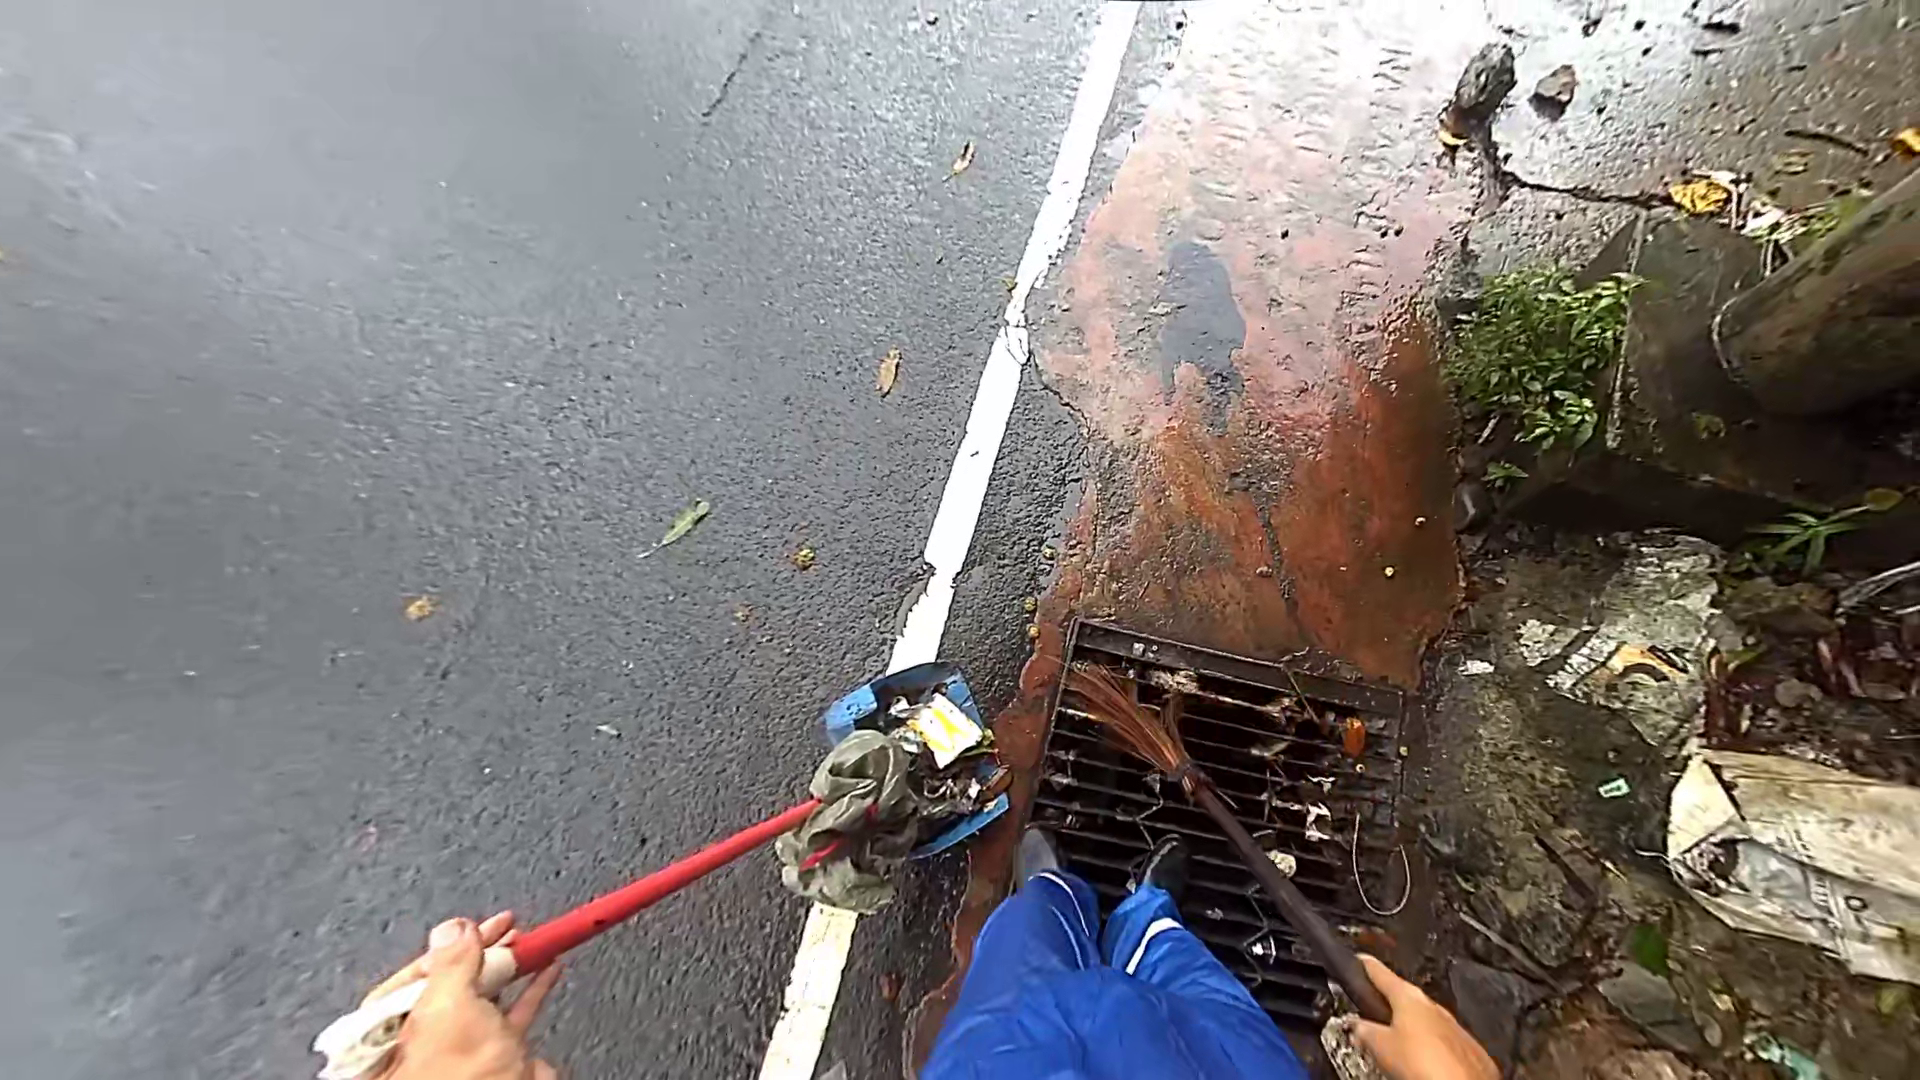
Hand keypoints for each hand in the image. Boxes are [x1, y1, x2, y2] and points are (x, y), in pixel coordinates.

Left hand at [364, 912, 562, 1079]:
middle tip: (503, 928)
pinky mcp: (497, 1061)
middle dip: (479, 954)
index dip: (440, 953)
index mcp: (382, 1053)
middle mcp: (415, 1058)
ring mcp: (459, 1060)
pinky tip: (549, 966)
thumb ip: (451, 966)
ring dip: (508, 965)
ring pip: (482, 999)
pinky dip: (533, 985)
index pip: (402, 988)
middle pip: (444, 991)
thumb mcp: (449, 1012)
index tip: (473, 928)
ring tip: (527, 939)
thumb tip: (452, 928)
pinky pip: (513, 1013)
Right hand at [1351, 955, 1496, 1079]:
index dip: (1364, 964)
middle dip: (1389, 1005)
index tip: (1359, 959)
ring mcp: (1458, 1031)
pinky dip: (1435, 1049)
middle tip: (1373, 1017)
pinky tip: (1430, 1065)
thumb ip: (1362, 1029)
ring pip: (1427, 1022)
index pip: (1378, 971)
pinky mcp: (1476, 1056)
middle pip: (1404, 998)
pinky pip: (1447, 1044)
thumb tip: (1357, 1027)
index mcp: (1408, 996)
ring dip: (1413, 1029)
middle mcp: (1434, 1007)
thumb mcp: (1379, 1046)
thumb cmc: (1427, 1069)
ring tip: (1402, 1048)